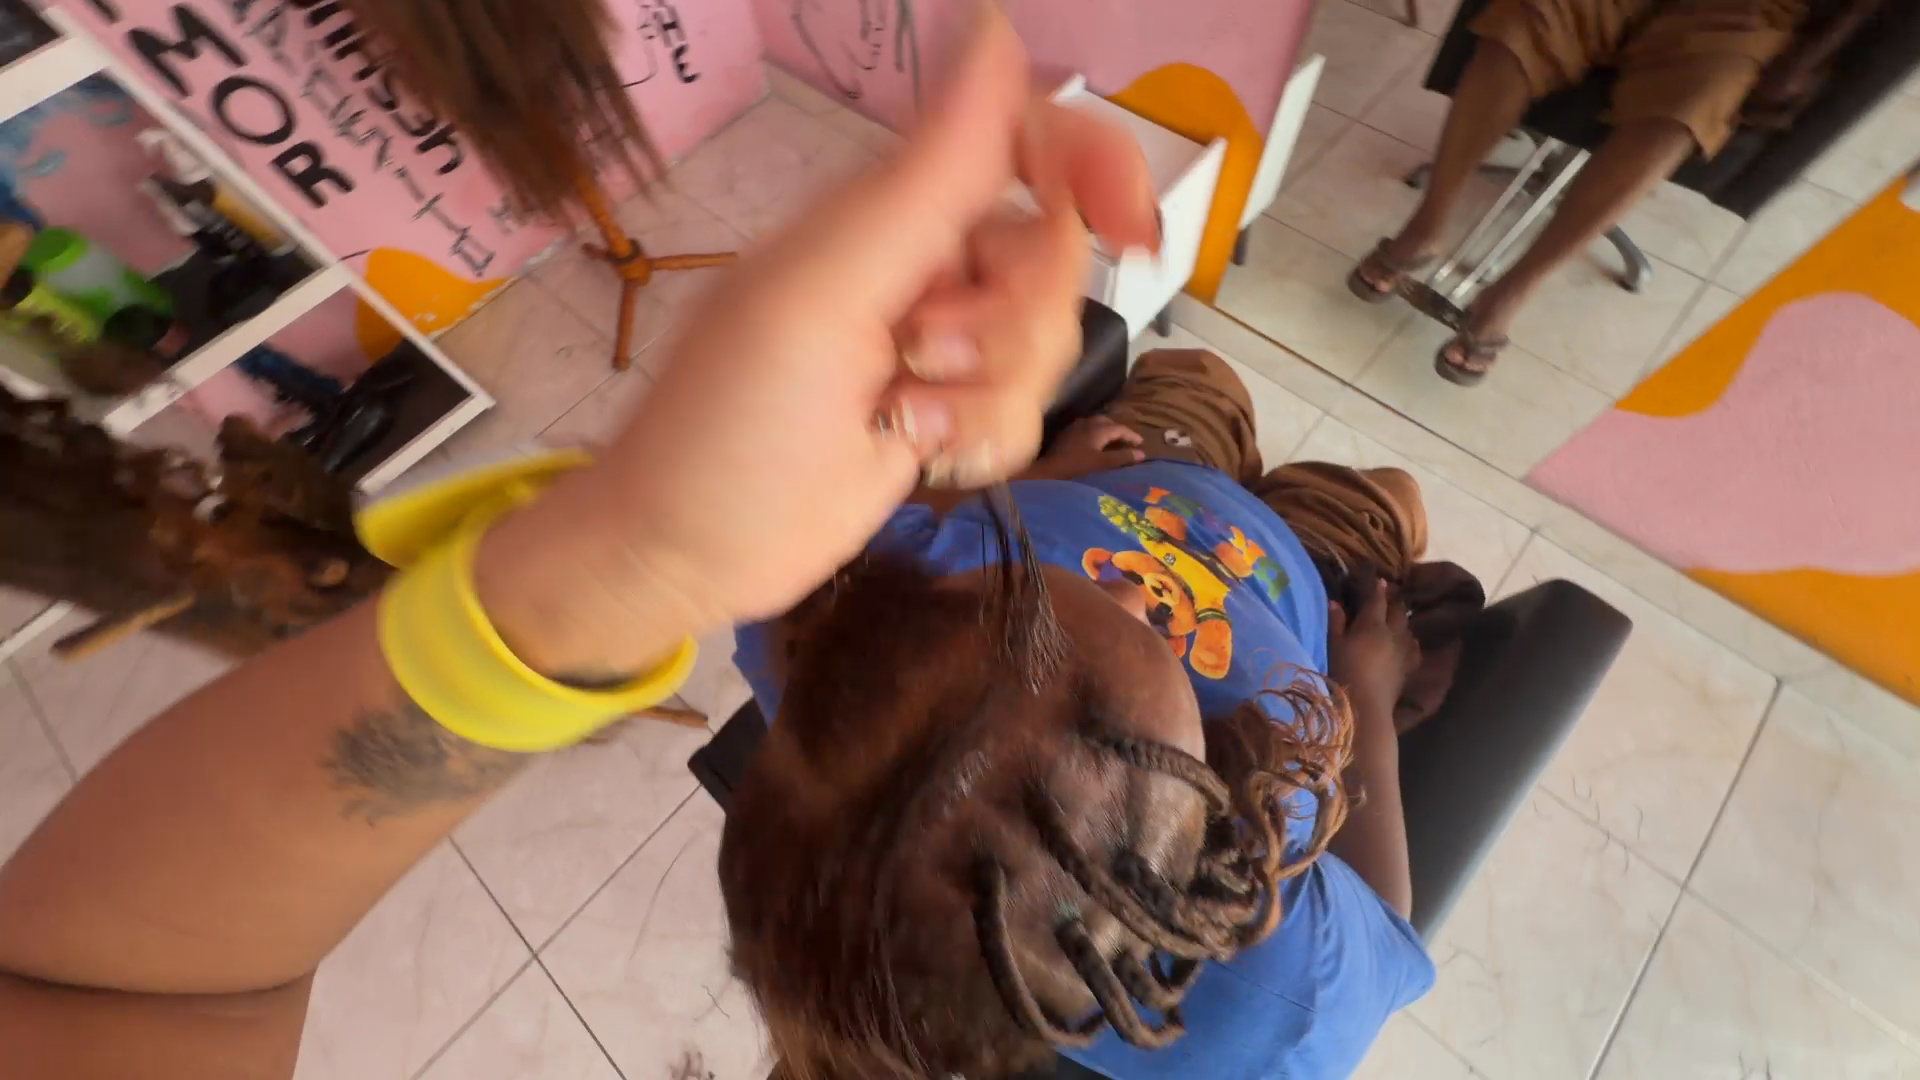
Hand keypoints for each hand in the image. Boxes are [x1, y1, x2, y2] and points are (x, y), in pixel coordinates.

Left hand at [473, 6, 1156, 673]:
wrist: (698, 547)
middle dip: (1010, 323)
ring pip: (1043, 349)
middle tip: (922, 357)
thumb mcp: (823, 292)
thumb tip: (996, 31)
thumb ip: (925, 178)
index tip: (1134, 232)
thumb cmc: (735, 420)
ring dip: (990, 394)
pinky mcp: (948, 420)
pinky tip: (922, 453)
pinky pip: (1021, 414)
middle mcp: (926, 272)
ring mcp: (940, 354)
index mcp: (893, 213)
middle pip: (1051, 266)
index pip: (1026, 149)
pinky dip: (985, 439)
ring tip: (905, 418)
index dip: (1094, 170)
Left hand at [1025, 416, 1144, 480]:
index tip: (1141, 444)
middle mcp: (1086, 423)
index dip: (1131, 435)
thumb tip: (1141, 454)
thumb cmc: (1077, 467)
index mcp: (1097, 429)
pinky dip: (1094, 433)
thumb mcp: (1102, 464)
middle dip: (1118, 430)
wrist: (1049, 471)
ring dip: (1105, 430)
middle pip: (1107, 422)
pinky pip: (1084, 429)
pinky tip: (1093, 443)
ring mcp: (1074, 428)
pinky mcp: (1066, 435)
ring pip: (1094, 423)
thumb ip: (1122, 457)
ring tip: (1112, 441)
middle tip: (1127, 440)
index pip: (1119, 428)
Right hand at [1327, 580, 1419, 717]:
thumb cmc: (1345, 669)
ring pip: (1408, 627)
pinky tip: (1406, 642)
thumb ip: (1337, 622)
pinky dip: (1409, 639)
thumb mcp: (1334, 644)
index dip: (1378, 588)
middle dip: (1394, 601)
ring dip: (1402, 620)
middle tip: (1389, 596)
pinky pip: (1414, 645)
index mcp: (1372, 625)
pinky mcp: (1410, 665)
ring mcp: (1405, 649)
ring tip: (1397, 618)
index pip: (1378, 601)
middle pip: (1398, 611)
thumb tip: (1335, 602)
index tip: (1380, 579)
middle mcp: (1393, 633)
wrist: (1367, 702)